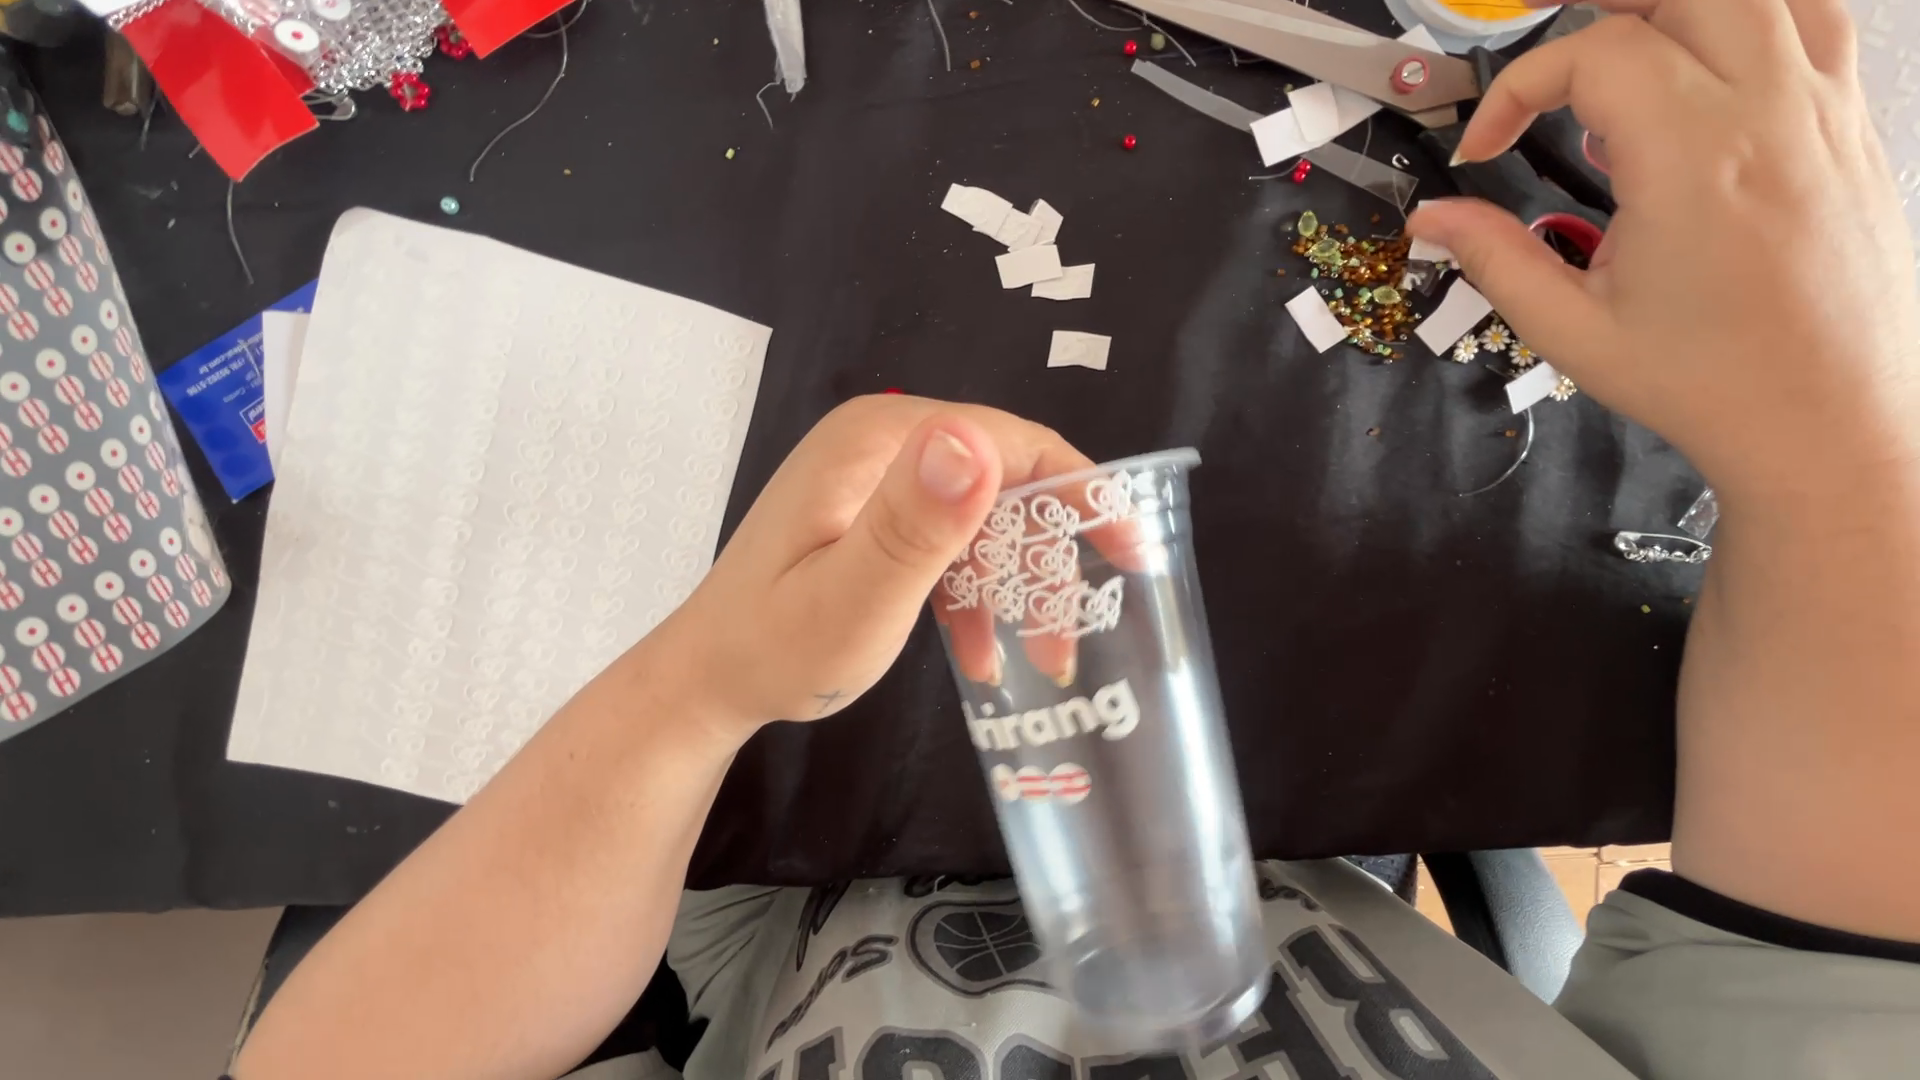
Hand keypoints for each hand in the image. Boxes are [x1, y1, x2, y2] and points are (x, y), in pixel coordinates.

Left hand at [654, 394, 1099, 741]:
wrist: (710, 681)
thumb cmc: (777, 649)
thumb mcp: (854, 598)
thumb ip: (913, 524)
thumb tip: (974, 439)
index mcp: (879, 440)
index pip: (1009, 441)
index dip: (1079, 491)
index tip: (1128, 552)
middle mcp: (882, 443)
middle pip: (1001, 481)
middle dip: (1047, 556)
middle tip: (1073, 631)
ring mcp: (877, 479)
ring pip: (982, 517)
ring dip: (1017, 583)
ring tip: (1041, 656)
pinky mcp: (875, 516)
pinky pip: (949, 541)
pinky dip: (976, 591)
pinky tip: (984, 650)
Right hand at [1409, 0, 1919, 509]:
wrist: (1827, 412)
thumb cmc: (1689, 376)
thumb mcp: (1566, 327)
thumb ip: (1493, 257)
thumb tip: (1426, 217)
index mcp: (1694, 160)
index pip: (1597, 55)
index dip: (1518, 89)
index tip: (1479, 154)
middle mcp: (1771, 108)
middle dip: (1596, 12)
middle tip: (1539, 74)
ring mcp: (1827, 105)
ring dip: (1673, 8)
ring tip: (1607, 58)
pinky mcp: (1854, 121)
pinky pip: (1815, 20)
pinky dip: (1746, 19)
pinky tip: (1695, 72)